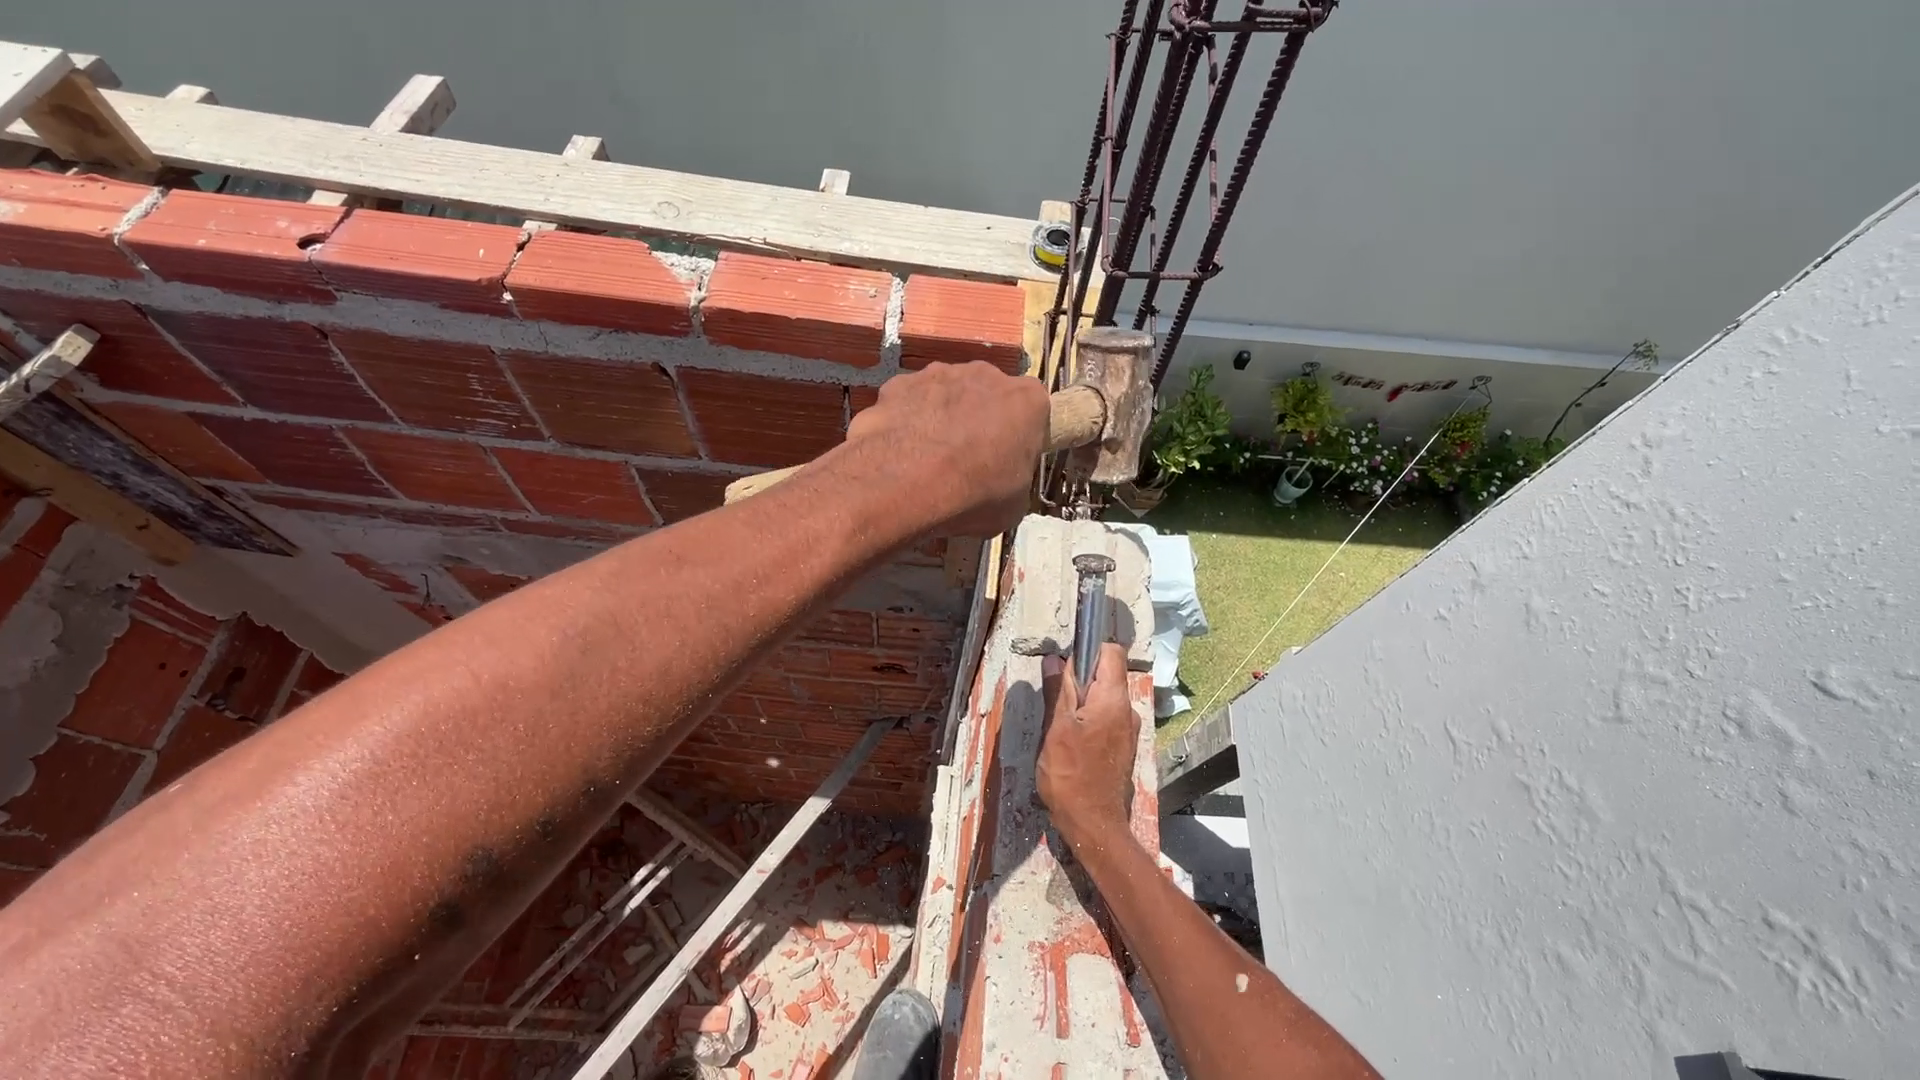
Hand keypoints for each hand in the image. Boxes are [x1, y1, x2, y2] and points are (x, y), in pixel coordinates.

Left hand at [838, 362, 1048, 536]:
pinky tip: (899, 450)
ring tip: (927, 458)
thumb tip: (999, 482)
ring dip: (941, 417)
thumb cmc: (975, 495)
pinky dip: (906, 420)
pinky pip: (908, 401)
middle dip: (979, 419)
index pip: (1032, 410)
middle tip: (966, 459)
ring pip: (946, 393)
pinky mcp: (899, 382)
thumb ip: (1013, 479)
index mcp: (1027, 400)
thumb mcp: (1013, 506)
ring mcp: (940, 373)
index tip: (1005, 458)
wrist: (906, 485)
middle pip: (987, 394)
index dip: (1018, 435)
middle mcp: (986, 375)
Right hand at [1037, 643, 1139, 853]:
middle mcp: (1127, 710)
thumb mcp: (1055, 729)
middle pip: (1107, 675)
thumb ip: (1057, 690)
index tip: (1065, 656)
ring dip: (1083, 700)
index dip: (1089, 646)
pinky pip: (1106, 718)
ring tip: (1059, 720)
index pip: (1112, 652)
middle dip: (1080, 677)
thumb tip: (1054, 659)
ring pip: (1105, 698)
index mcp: (1113, 699)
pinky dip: (1089, 718)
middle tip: (1054, 693)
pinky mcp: (1123, 747)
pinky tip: (1071, 738)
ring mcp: (1128, 730)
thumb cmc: (1070, 775)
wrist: (1094, 824)